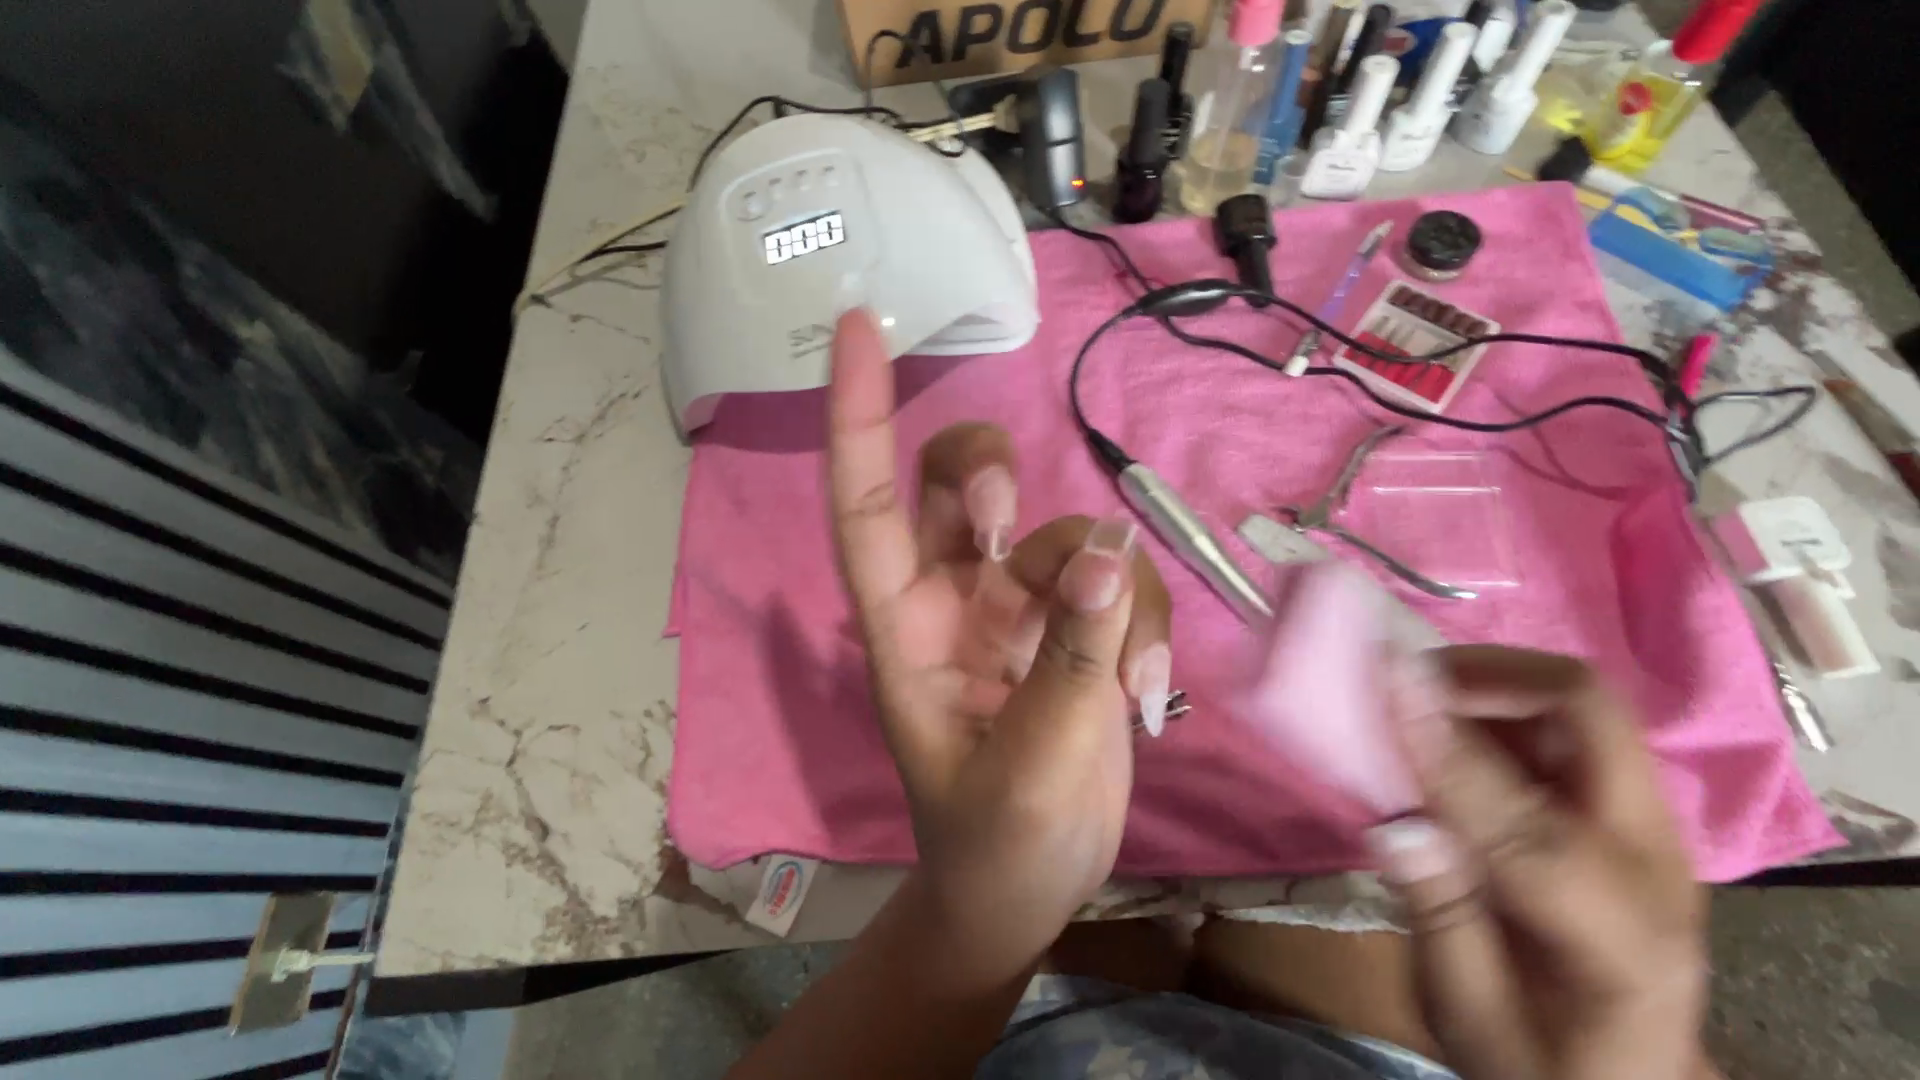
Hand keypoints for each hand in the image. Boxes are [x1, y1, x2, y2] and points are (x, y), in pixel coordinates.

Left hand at [826, 310, 1172, 974]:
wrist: (1030, 888)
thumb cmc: (997, 838)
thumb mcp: (1030, 765)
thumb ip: (1068, 664)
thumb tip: (1107, 560)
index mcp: (904, 625)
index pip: (867, 504)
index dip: (858, 414)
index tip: (859, 322)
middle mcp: (958, 598)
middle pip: (962, 483)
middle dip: (993, 478)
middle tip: (1011, 531)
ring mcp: (1021, 611)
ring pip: (1066, 535)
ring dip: (1106, 591)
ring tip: (1127, 686)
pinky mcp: (1077, 631)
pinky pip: (1119, 587)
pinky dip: (1143, 628)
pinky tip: (1148, 701)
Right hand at [1369, 646, 1709, 1079]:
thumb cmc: (1540, 1060)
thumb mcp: (1472, 1018)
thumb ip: (1440, 921)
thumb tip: (1394, 824)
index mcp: (1619, 937)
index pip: (1527, 823)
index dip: (1446, 750)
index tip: (1383, 682)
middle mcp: (1653, 861)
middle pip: (1588, 714)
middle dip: (1487, 676)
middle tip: (1401, 679)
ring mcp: (1649, 827)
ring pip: (1577, 706)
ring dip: (1486, 685)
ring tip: (1409, 697)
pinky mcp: (1627, 811)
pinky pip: (1561, 726)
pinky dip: (1492, 707)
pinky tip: (1438, 729)